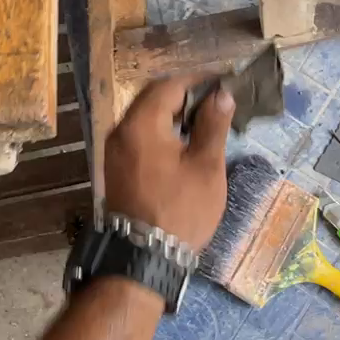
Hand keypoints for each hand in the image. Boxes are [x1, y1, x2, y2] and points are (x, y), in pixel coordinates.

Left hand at [103, 76, 233, 249]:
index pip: (170, 85)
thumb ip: (212, 125)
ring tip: (203, 123)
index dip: (199, 81)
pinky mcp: (115, 166)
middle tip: (215, 103)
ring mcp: (114, 149)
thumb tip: (221, 94)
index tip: (224, 84)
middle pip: (153, 97)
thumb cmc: (180, 210)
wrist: (143, 258)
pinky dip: (160, 130)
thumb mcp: (205, 166)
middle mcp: (121, 130)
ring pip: (145, 116)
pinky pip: (139, 134)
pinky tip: (182, 143)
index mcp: (141, 124)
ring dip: (172, 113)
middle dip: (185, 95)